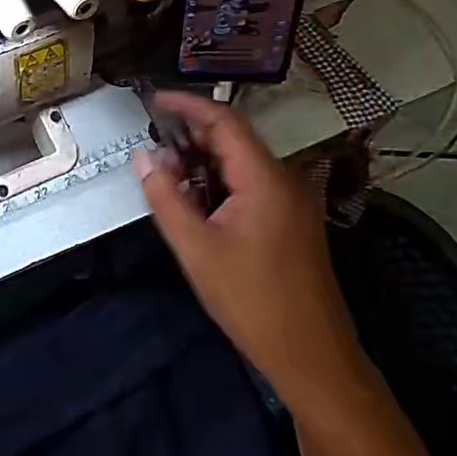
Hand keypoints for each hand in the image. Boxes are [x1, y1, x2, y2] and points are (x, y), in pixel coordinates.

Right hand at [132, 92, 366, 404]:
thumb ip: (165, 197)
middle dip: (191, 136)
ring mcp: (293, 200)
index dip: (188, 105)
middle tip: (153, 145)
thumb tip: (143, 157)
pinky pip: (253, 183)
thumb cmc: (252, 301)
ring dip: (204, 161)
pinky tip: (197, 200)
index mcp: (265, 179)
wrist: (313, 356)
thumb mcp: (196, 249)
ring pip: (242, 162)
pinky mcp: (292, 219)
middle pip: (235, 139)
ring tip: (169, 174)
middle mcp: (285, 180)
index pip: (224, 121)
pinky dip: (221, 181)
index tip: (155, 99)